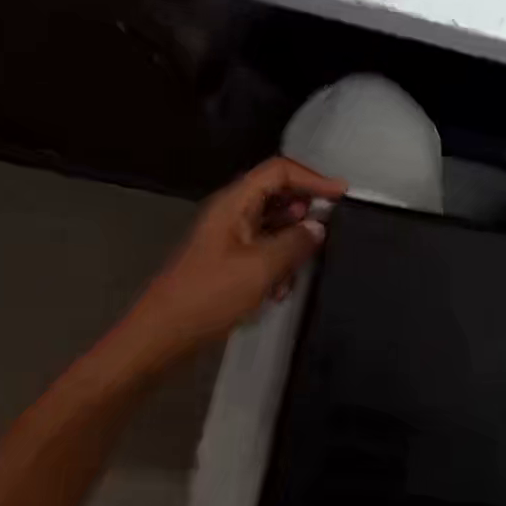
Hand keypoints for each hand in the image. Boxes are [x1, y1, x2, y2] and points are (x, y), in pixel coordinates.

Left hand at [121, 157, 346, 357]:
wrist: (163, 334)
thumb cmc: (209, 296)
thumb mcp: (260, 268)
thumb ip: (294, 243)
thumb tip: (318, 227)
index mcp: (234, 202)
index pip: (278, 171)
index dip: (312, 178)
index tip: (342, 195)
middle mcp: (231, 212)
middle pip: (276, 194)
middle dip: (304, 212)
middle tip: (327, 231)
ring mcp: (228, 236)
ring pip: (272, 224)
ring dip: (291, 243)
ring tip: (301, 269)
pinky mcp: (228, 260)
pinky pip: (262, 248)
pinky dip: (277, 263)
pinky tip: (280, 290)